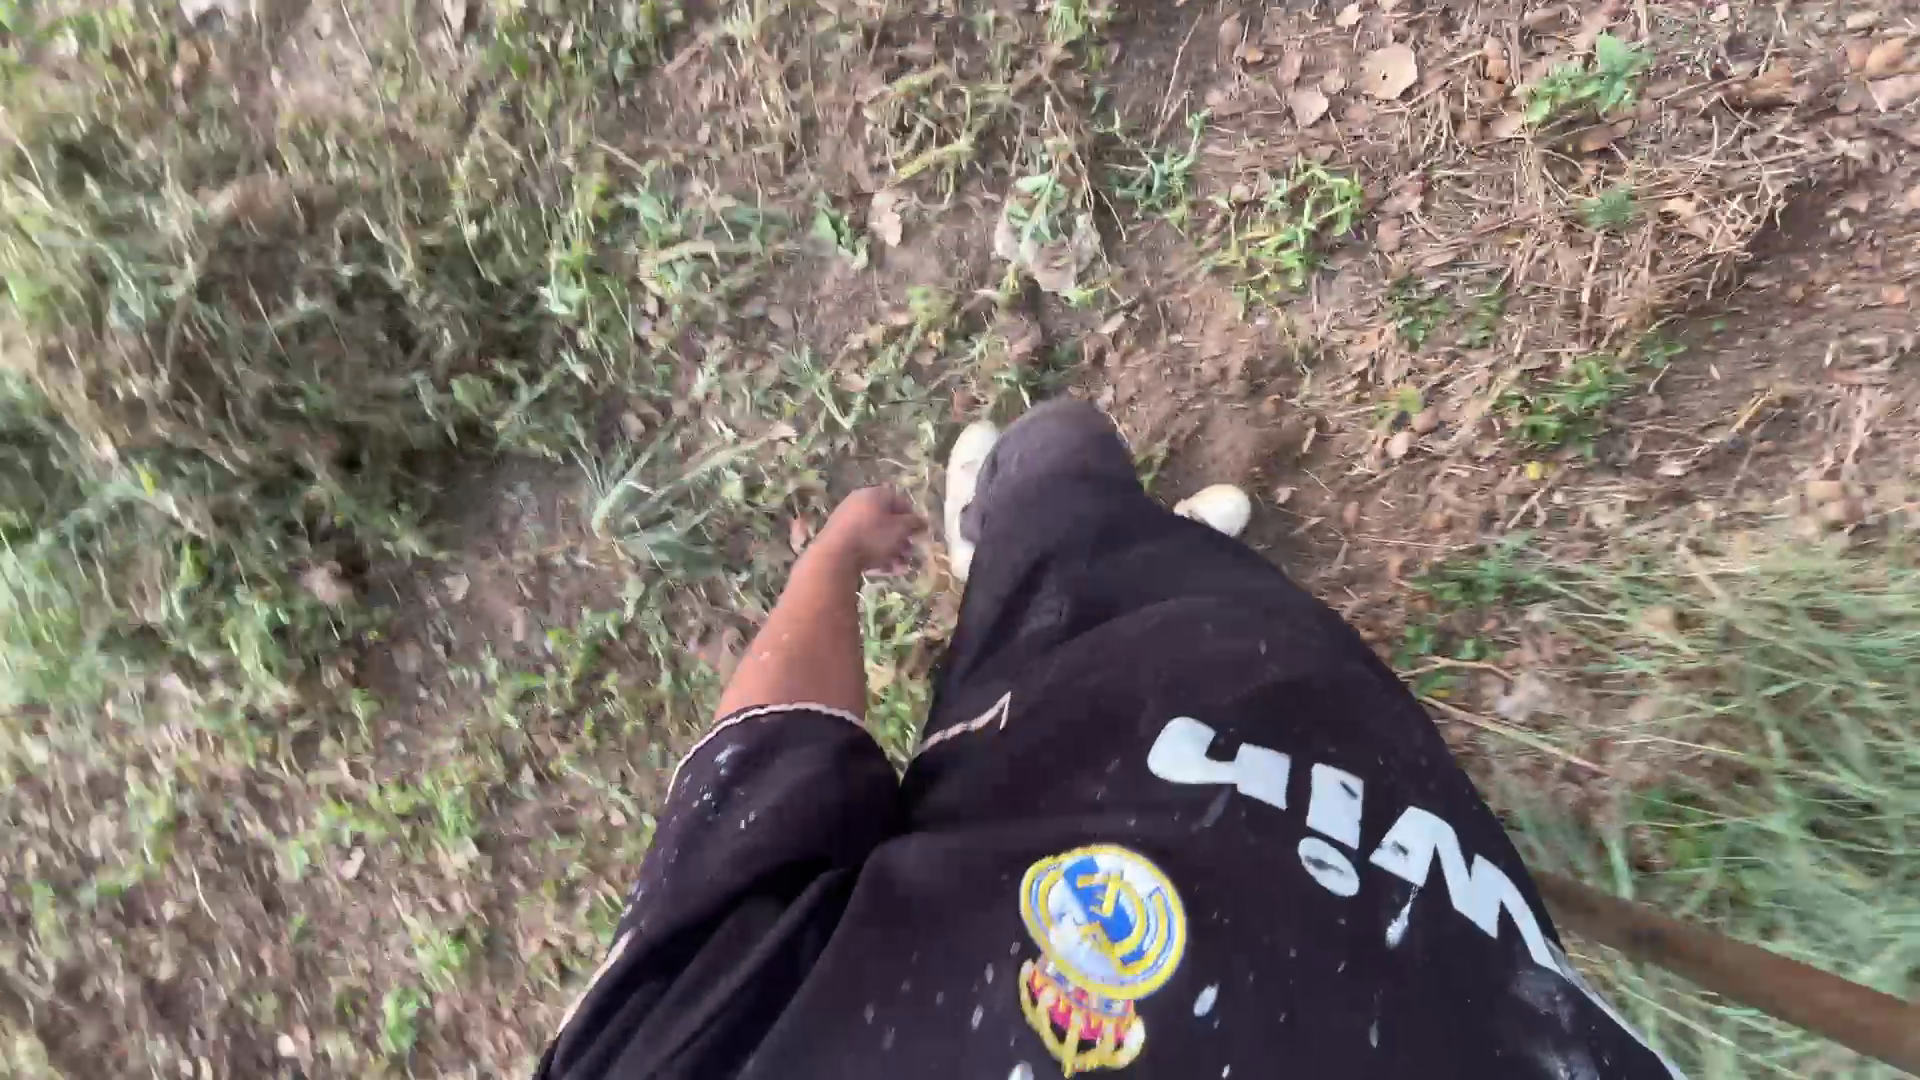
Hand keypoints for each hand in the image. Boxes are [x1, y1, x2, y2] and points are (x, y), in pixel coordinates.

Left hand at [813, 486, 924, 573]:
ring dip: (891, 550)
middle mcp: (859, 502)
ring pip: (875, 534)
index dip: (911, 517)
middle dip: (901, 538)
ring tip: (900, 566)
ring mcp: (846, 519)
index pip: (899, 501)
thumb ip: (914, 523)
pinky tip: (884, 570)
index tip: (918, 533)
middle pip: (886, 519)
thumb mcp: (900, 529)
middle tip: (909, 552)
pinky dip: (875, 554)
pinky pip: (863, 543)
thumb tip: (922, 521)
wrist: (835, 555)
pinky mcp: (838, 537)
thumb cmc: (874, 536)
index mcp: (875, 494)